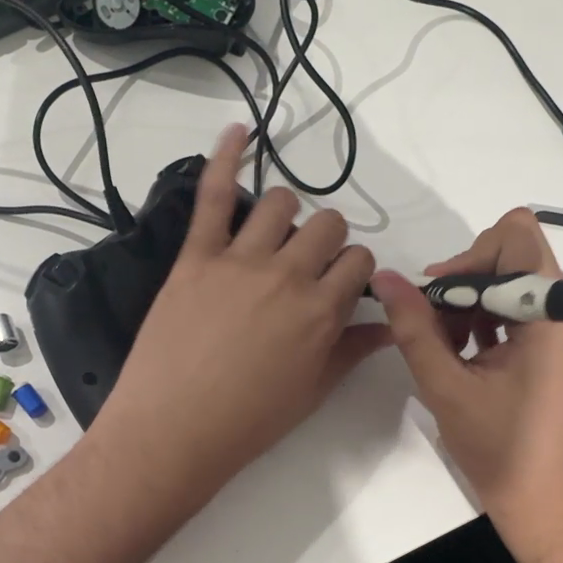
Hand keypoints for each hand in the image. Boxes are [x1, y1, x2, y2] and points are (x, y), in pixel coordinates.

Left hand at [95, 124, 388, 496]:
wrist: (173, 431)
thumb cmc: (246, 423)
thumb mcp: (311, 393)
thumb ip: (351, 351)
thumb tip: (390, 328)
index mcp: (322, 311)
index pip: (359, 262)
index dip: (354, 273)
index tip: (341, 289)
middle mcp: (288, 274)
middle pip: (327, 225)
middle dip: (327, 241)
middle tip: (307, 269)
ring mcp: (240, 260)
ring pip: (281, 203)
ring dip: (287, 214)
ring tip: (274, 236)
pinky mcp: (196, 257)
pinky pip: (214, 194)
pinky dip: (226, 157)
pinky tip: (239, 131)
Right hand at [372, 209, 562, 558]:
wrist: (542, 496)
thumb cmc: (497, 445)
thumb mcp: (446, 385)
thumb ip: (414, 326)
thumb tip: (385, 278)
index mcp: (555, 309)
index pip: (511, 238)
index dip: (465, 261)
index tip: (434, 302)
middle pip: (512, 255)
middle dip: (464, 283)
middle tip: (431, 328)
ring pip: (513, 281)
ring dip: (471, 303)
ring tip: (444, 348)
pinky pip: (522, 308)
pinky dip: (488, 320)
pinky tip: (463, 355)